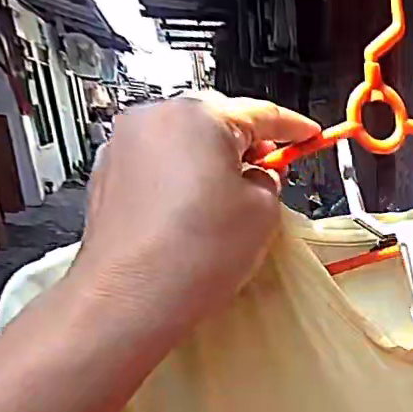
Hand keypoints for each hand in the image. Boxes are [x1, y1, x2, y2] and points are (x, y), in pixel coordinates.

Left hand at [67, 92, 317, 340]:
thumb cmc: (190, 256)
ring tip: (228, 208)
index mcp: (198, 116)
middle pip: (215, 123)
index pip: (260, 112)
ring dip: (210, 166)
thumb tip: (261, 178)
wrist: (132, 298)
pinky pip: (157, 167)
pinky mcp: (108, 177)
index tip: (304, 135)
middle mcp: (154, 119)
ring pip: (183, 144)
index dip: (291, 127)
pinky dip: (180, 182)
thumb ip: (270, 182)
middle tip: (269, 176)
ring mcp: (124, 147)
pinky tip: (194, 217)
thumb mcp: (262, 214)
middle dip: (246, 147)